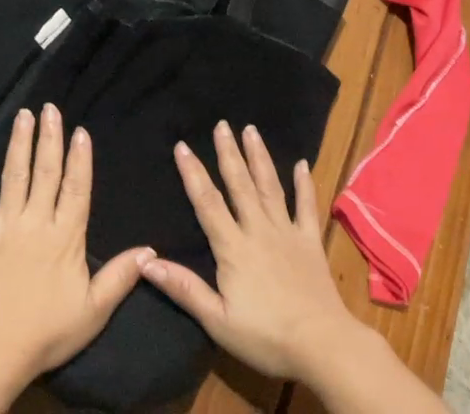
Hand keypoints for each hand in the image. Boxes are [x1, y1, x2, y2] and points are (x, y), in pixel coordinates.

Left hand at [0, 104, 152, 382]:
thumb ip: (121, 276)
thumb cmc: (51, 330)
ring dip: (18, 143)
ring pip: (14, 175)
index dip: (79, 159)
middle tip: (51, 108)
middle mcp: (37, 222)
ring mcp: (6, 224)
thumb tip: (150, 249)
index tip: (80, 131)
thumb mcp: (95, 309)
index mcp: (66, 237)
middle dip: (49, 138)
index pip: (76, 189)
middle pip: (45, 172)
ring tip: (23, 115)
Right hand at [138, 121, 369, 382]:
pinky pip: (307, 207)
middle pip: (240, 185)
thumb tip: (145, 261)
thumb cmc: (266, 336)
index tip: (182, 145)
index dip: (193, 173)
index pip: (207, 202)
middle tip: (221, 124)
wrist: (324, 346)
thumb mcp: (217, 320)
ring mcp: (288, 234)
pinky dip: (304, 184)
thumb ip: (183, 288)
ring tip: (251, 130)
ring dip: (259, 157)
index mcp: (232, 248)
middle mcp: (258, 231)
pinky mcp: (311, 243)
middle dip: (228, 153)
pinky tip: (301, 164)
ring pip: (270, 187)